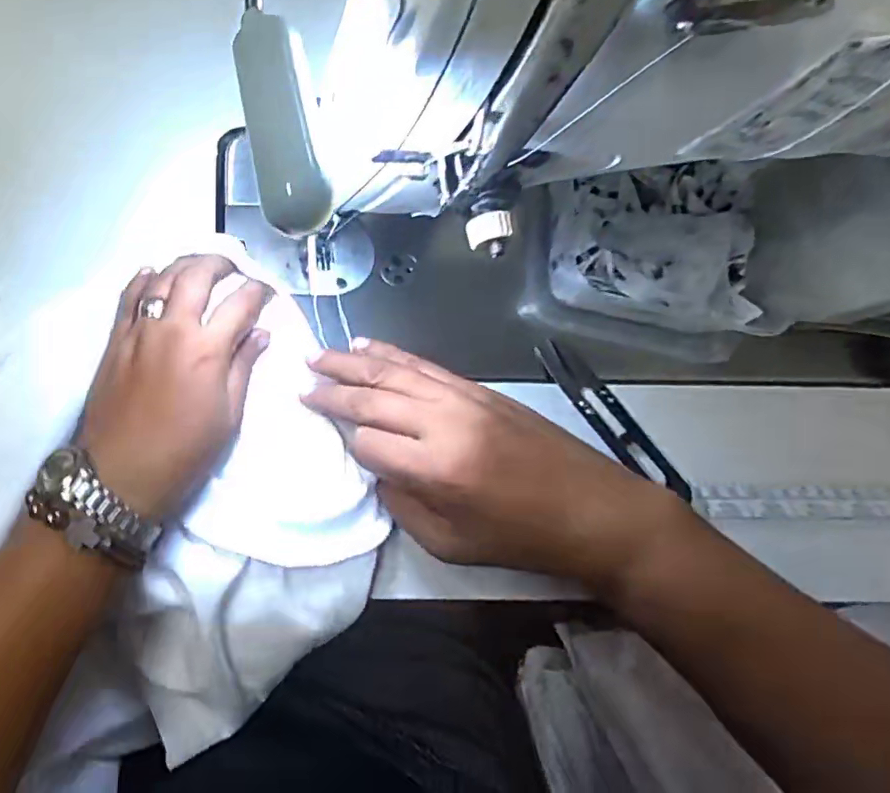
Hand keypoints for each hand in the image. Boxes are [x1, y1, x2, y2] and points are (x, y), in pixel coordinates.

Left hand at [76, 255, 272, 520]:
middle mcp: (173, 329)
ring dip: (185, 264)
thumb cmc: (183, 453)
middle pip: (198, 276)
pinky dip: (143, 279)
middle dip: (221, 264)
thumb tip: (260, 334)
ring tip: (201, 266)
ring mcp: (139, 331)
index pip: (241, 303)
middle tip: (235, 267)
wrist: (117, 478)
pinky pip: (129, 297)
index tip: (268, 291)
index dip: (259, 291)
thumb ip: (244, 367)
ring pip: (162, 278)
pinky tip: (154, 273)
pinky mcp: (115, 340)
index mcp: (207, 350)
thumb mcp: (228, 416)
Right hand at [302, 339, 687, 591]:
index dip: (345, 440)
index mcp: (435, 468)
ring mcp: (461, 397)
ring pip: (395, 371)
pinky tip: (369, 345)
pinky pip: (424, 365)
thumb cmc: (519, 537)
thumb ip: (404, 505)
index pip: (368, 442)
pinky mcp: (476, 387)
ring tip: (320, 354)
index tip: (327, 436)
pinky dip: (392, 353)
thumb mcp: (452, 545)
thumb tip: (378, 469)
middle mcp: (443, 422)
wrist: (589, 506)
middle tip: (300, 379)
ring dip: (354, 361)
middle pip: (374, 396)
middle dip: (333, 387)